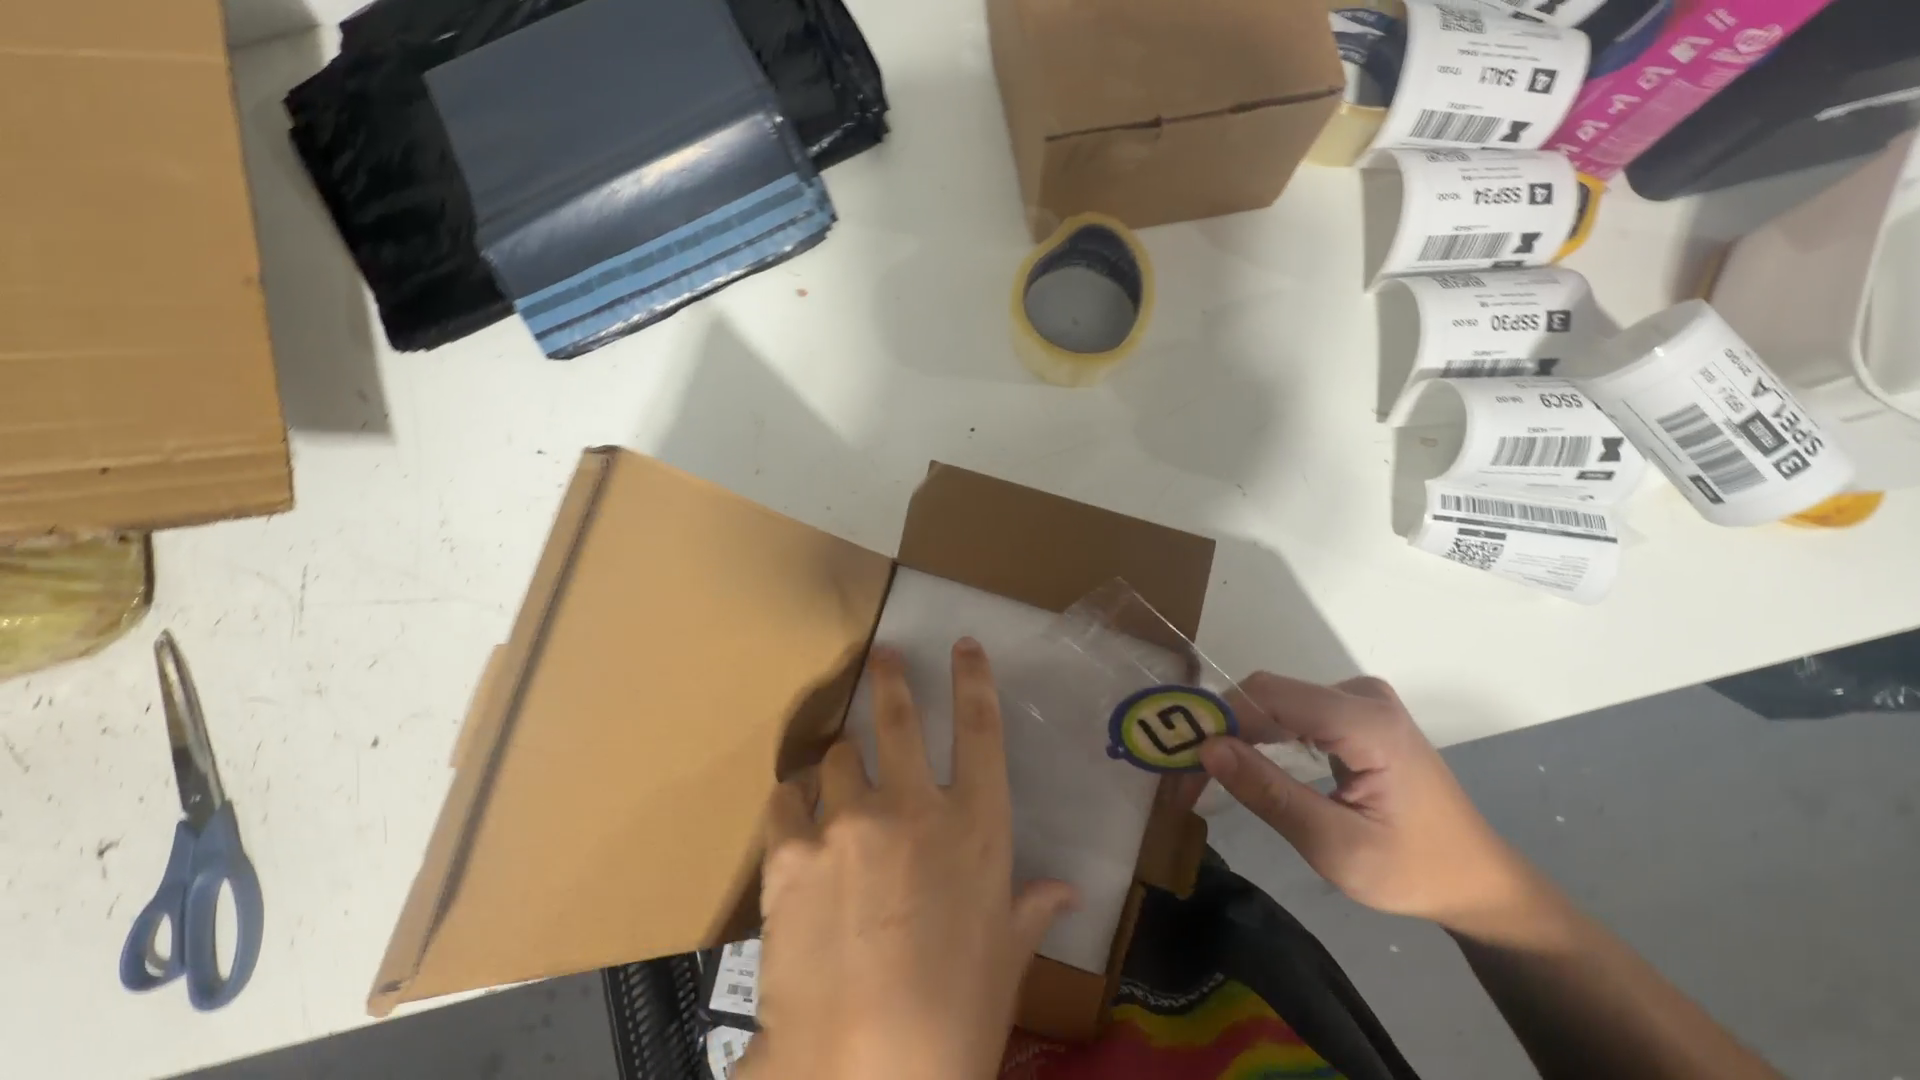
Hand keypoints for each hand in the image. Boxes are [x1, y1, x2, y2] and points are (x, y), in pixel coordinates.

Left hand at [740, 640, 1077, 1079]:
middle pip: (900, 718)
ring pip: (838, 757)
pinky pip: (786, 801)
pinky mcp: (790, 854)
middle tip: (885, 658)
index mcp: (977, 826)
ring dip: (841, 762)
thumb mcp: (1005, 956)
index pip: (981, 729)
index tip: (963, 646)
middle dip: (893, 679)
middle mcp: (912, 807)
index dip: (974, 679)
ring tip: (837, 776)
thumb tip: (1065, 891)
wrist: (869, 1063)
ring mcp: (847, 824)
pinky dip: (793, 802)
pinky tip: (795, 817)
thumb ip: (1031, 909)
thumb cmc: (959, 1013)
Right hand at [1200, 674, 1541, 933]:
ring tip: (1206, 775)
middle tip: (1186, 779)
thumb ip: (1270, 793)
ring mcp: (1363, 701)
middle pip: (1268, 694)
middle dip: (1221, 731)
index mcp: (1366, 722)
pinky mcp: (1358, 715)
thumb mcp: (1335, 845)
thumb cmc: (1411, 870)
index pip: (1267, 696)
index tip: (1181, 765)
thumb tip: (1206, 748)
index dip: (1216, 722)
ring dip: (1238, 735)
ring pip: (1276, 701)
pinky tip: (1247, 765)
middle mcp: (1363, 695)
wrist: (1475, 879)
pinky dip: (1262, 736)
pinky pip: (1294, 711)